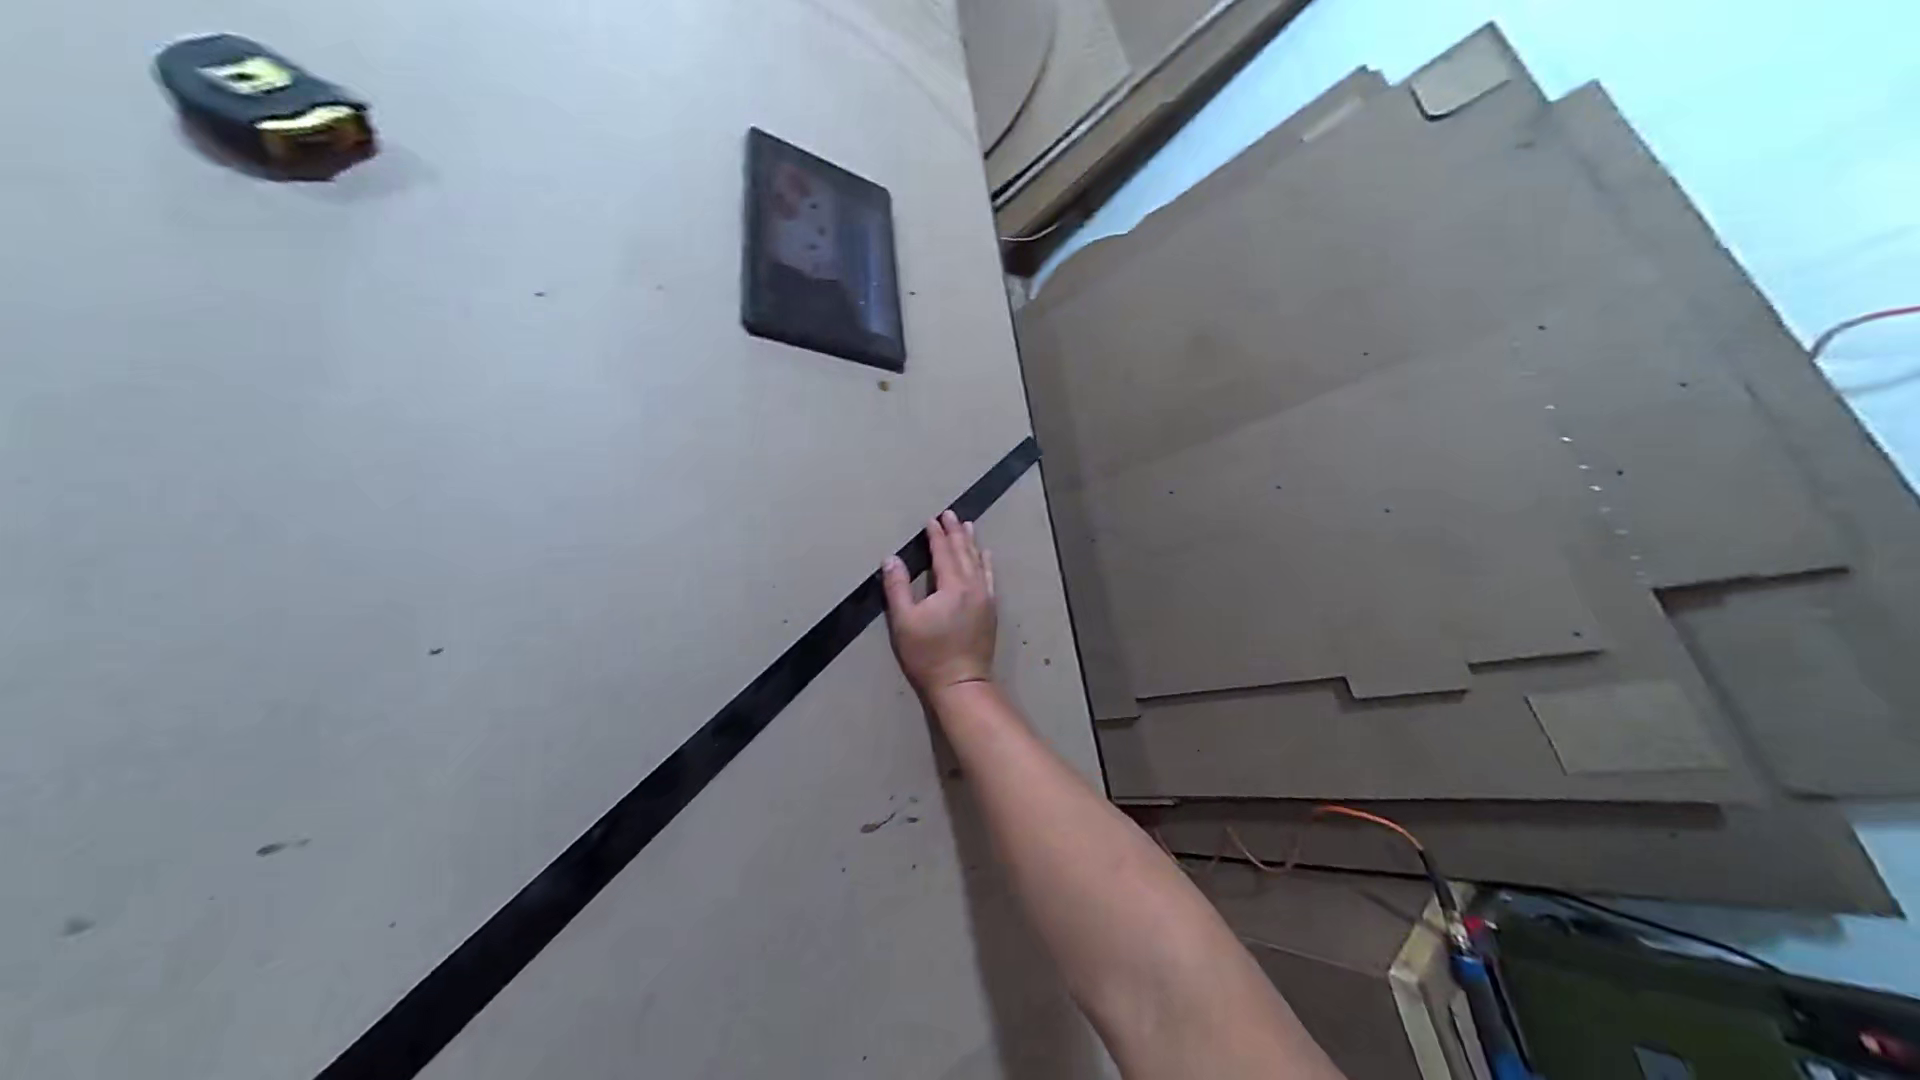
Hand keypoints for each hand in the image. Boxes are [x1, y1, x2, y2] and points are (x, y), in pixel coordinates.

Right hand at [882, 510, 996, 695]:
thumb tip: (891, 558)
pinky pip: (990, 577)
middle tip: (949, 514)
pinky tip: (986, 556)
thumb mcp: (904, 622)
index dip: (936, 535)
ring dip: (971, 543)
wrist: (962, 683)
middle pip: (964, 552)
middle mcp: (973, 587)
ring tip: (968, 525)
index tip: (930, 520)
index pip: (943, 552)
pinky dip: (986, 563)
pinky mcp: (991, 610)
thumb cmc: (928, 654)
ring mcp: (986, 598)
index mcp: (952, 586)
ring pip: (979, 562)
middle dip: (955, 532)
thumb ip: (897, 587)